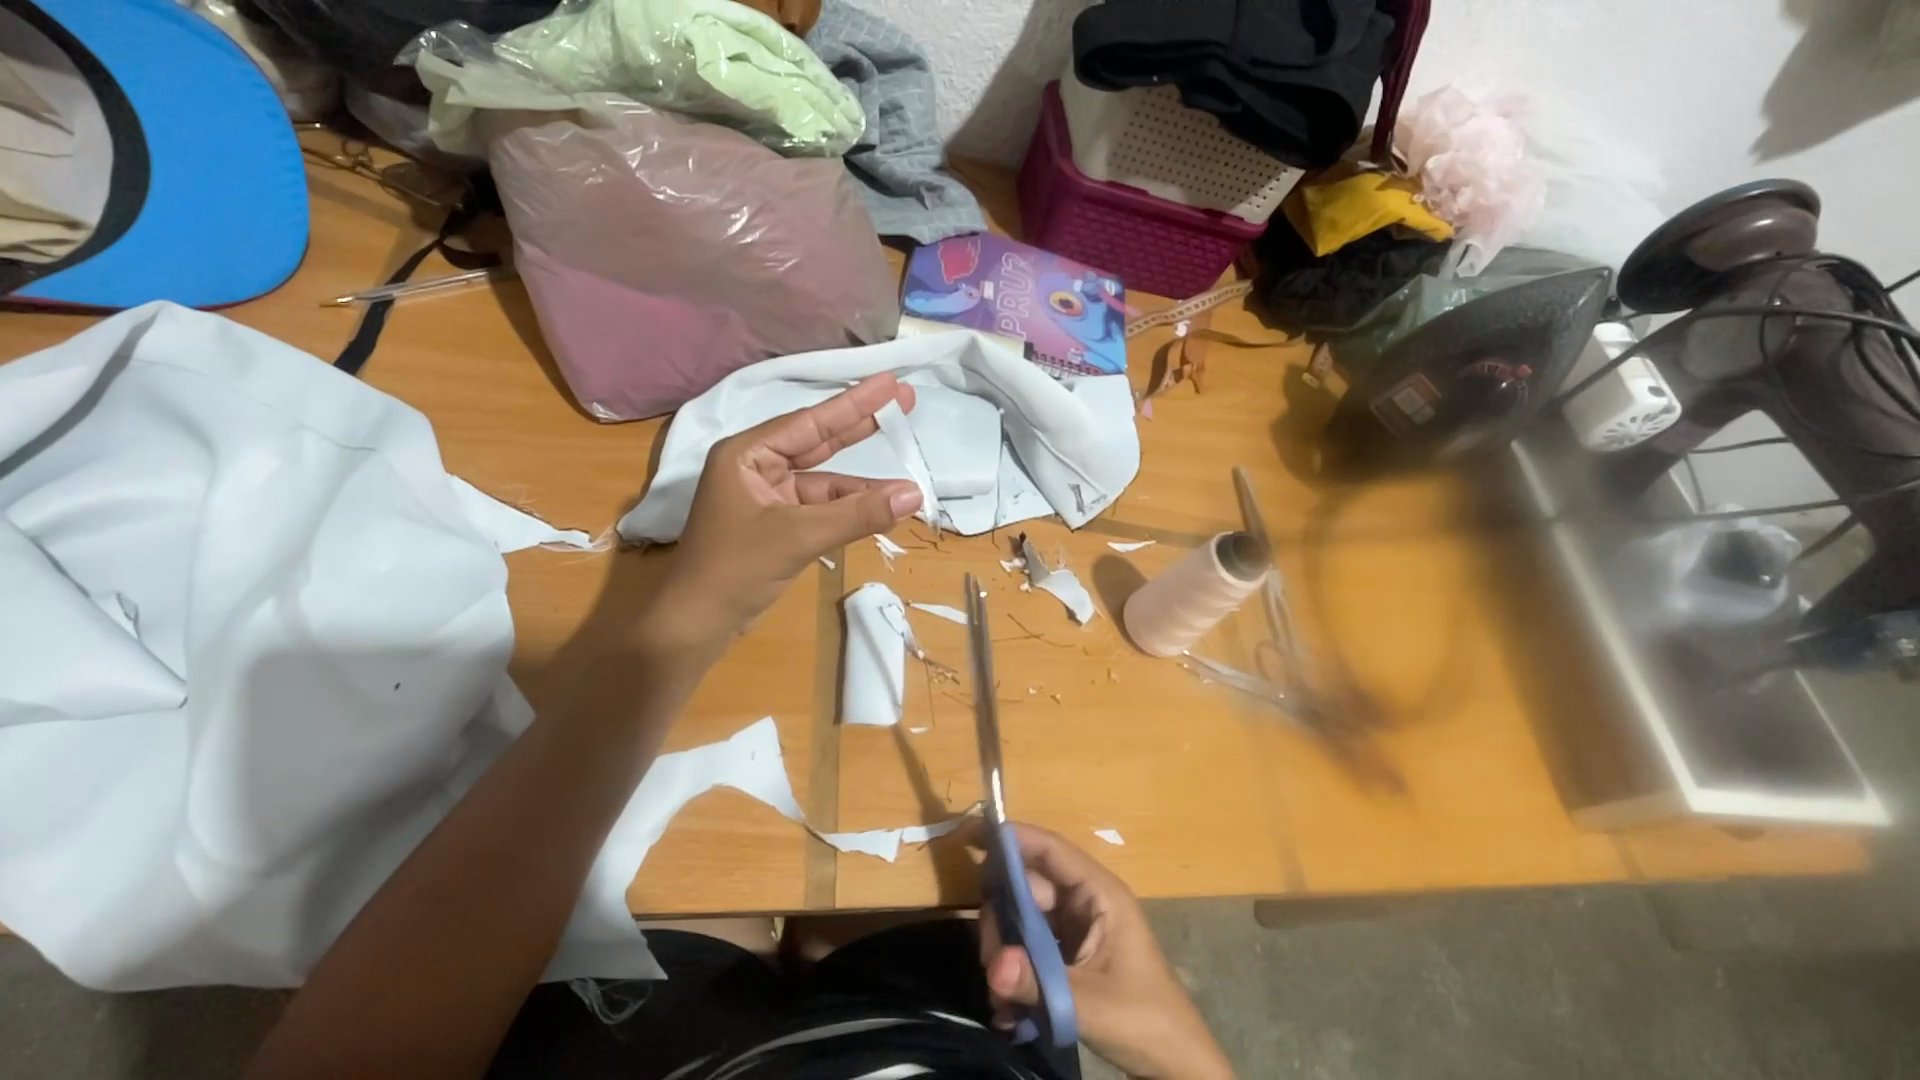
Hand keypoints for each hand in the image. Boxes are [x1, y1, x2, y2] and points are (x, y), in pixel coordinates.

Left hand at [653, 374, 922, 651]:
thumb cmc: (735, 569)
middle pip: (817, 441)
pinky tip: (880, 510)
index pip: (809, 421)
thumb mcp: (799, 536)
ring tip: (907, 482)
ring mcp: (765, 498)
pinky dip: (848, 510)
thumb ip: (857, 514)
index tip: (890, 383)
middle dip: (861, 427)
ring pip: (823, 481)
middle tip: (905, 403)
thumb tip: (914, 495)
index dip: (855, 404)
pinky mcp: (775, 526)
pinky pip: (820, 508)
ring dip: (862, 485)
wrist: (695, 626)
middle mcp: (755, 468)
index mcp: (746, 454)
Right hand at [979, 824, 1234, 1079]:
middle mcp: (1085, 903)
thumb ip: (1037, 982)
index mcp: (1100, 894)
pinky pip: (1029, 950)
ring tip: (1000, 996)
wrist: (1173, 1064)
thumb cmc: (1142, 1019)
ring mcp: (1076, 929)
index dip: (1012, 838)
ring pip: (1023, 922)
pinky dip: (1015, 974)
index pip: (1050, 850)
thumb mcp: (1087, 1003)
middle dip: (1001, 918)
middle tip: (989, 959)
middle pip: (1027, 888)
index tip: (971, 834)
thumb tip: (993, 964)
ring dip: (1005, 953)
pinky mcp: (1068, 956)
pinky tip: (1008, 1012)